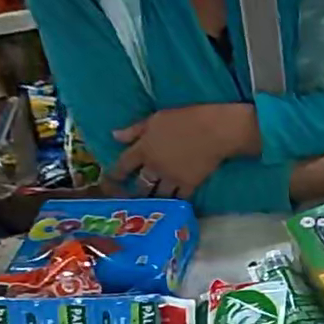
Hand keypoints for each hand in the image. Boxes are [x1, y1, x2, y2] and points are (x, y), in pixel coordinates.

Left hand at [108, 104, 261, 198]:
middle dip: (135, 193)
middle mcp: (154, 168)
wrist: (214, 131)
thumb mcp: (155, 119)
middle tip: (131, 199)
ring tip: (151, 204)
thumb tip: (115, 137)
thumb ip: (134, 131)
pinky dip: (174, 202)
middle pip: (140, 186)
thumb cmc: (185, 119)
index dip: (114, 176)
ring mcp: (171, 179)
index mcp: (144, 149)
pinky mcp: (188, 186)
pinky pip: (178, 199)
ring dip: (153, 200)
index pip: (123, 166)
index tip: (109, 183)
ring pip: (158, 196)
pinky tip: (172, 204)